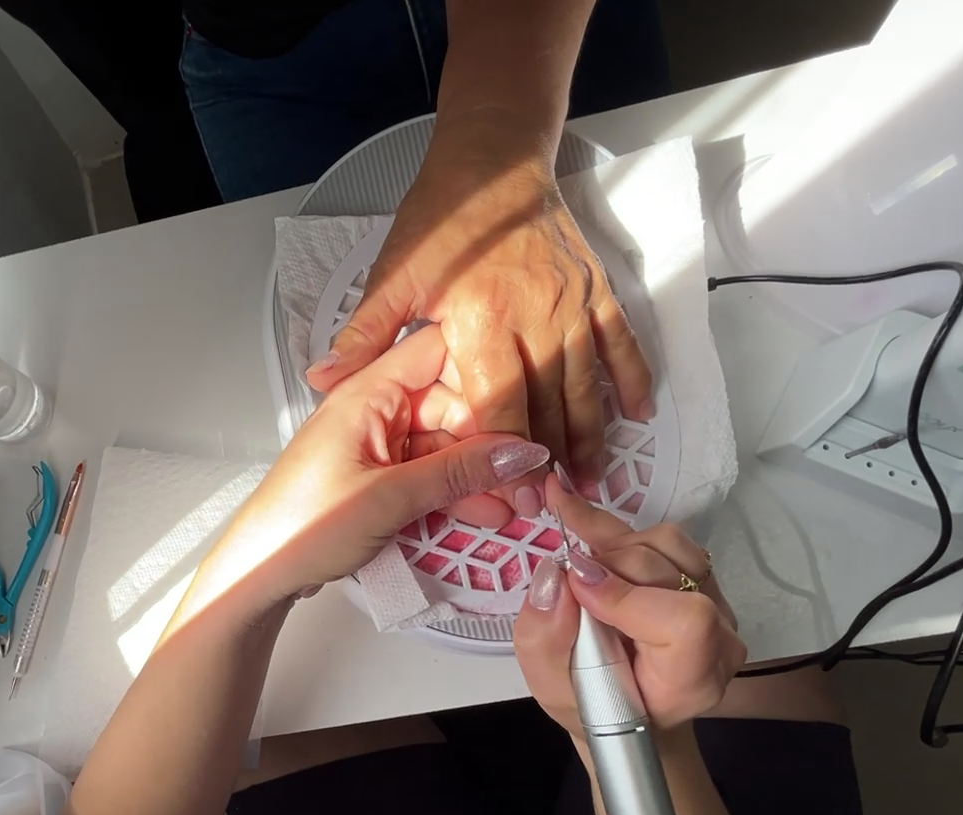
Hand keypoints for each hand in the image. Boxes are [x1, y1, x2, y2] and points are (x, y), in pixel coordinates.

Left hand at [204, 326, 550, 608]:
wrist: (260, 573)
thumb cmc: (302, 527)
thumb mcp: (387, 497)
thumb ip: (457, 471)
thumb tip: (522, 452)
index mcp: (365, 393)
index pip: (437, 353)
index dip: (482, 376)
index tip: (522, 416)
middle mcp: (372, 410)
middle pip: (449, 406)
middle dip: (490, 444)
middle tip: (526, 483)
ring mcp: (376, 446)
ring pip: (443, 446)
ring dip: (477, 476)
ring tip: (512, 509)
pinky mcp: (377, 478)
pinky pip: (427, 474)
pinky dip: (454, 493)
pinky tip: (484, 514)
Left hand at [305, 143, 651, 508]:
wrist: (495, 158)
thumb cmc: (440, 221)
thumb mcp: (393, 275)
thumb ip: (364, 334)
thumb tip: (322, 378)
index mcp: (483, 320)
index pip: (499, 402)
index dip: (505, 454)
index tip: (512, 495)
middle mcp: (537, 317)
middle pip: (549, 403)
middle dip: (551, 460)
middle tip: (552, 508)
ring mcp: (573, 303)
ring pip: (588, 382)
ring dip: (593, 435)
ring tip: (593, 483)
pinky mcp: (595, 290)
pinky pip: (621, 341)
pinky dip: (632, 379)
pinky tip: (640, 415)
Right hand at [515, 480, 743, 728]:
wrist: (624, 705)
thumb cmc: (591, 706)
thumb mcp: (550, 688)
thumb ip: (543, 640)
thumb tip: (553, 575)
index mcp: (689, 680)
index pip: (685, 622)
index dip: (625, 595)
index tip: (574, 588)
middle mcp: (718, 639)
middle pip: (665, 571)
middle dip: (602, 567)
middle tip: (565, 584)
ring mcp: (716, 604)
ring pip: (666, 544)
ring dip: (610, 549)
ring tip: (578, 569)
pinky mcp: (700, 579)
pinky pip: (664, 538)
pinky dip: (615, 529)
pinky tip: (576, 518)